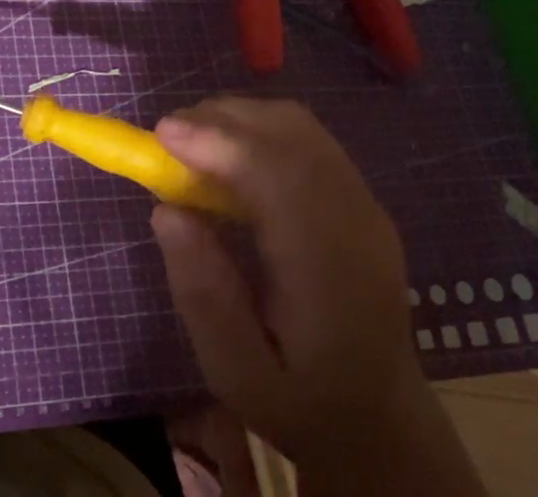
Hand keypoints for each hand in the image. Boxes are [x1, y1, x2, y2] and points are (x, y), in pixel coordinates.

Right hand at [150, 98, 483, 494]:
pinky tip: (227, 162)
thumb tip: (167, 211)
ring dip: (238, 120)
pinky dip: (257, 132)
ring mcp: (365, 206)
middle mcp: (357, 223)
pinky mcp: (358, 200)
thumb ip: (203, 294)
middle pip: (292, 134)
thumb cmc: (298, 397)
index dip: (220, 143)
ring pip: (299, 127)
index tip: (160, 135)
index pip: (281, 176)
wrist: (377, 418)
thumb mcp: (235, 369)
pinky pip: (305, 141)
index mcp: (330, 269)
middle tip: (162, 142)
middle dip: (221, 119)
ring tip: (190, 148)